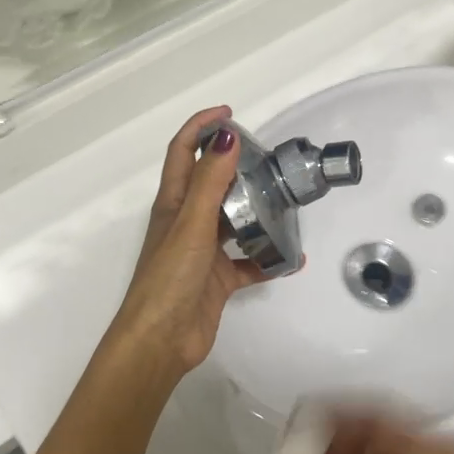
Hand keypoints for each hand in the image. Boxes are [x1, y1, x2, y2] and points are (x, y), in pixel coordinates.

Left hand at [107, 106, 272, 373]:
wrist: (161, 341)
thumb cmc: (169, 277)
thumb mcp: (191, 224)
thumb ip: (210, 182)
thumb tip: (227, 138)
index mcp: (174, 203)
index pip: (183, 152)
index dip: (201, 127)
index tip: (230, 112)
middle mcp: (186, 222)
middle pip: (211, 184)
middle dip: (237, 167)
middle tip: (270, 160)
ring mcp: (202, 252)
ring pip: (232, 222)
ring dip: (255, 211)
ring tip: (286, 202)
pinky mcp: (217, 280)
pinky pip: (248, 264)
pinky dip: (268, 260)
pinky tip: (293, 258)